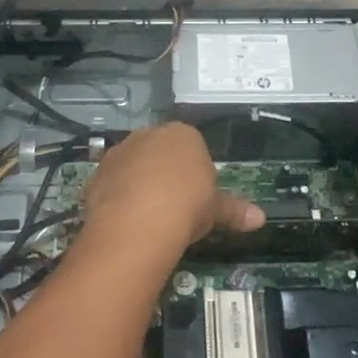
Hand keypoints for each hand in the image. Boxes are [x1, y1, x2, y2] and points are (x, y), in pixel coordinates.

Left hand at [77, 123, 263, 265]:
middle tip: (174, 209)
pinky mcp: (95, 175)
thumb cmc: (187, 206)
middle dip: (165, 177)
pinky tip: (127, 223)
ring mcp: (118, 153)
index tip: (198, 199)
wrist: (138, 221)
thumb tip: (261, 219)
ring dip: (139, 187)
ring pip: (133, 169)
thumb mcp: (215, 209)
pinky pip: (112, 187)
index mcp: (182, 135)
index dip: (195, 175)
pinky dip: (118, 201)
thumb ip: (234, 210)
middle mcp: (147, 135)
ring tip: (148, 220)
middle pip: (160, 155)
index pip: (192, 148)